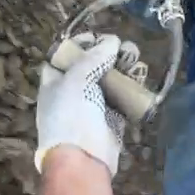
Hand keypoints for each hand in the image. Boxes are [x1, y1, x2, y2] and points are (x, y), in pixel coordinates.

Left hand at [35, 33, 130, 176]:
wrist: (82, 158)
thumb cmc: (71, 114)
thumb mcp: (76, 78)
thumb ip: (94, 57)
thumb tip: (112, 41)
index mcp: (55, 82)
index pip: (63, 57)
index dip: (79, 44)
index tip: (97, 36)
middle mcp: (72, 93)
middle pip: (91, 66)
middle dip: (107, 54)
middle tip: (123, 46)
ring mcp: (93, 106)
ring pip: (109, 80)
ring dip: (123, 66)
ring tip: (135, 56)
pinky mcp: (111, 119)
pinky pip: (122, 97)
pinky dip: (131, 86)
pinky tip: (140, 74)